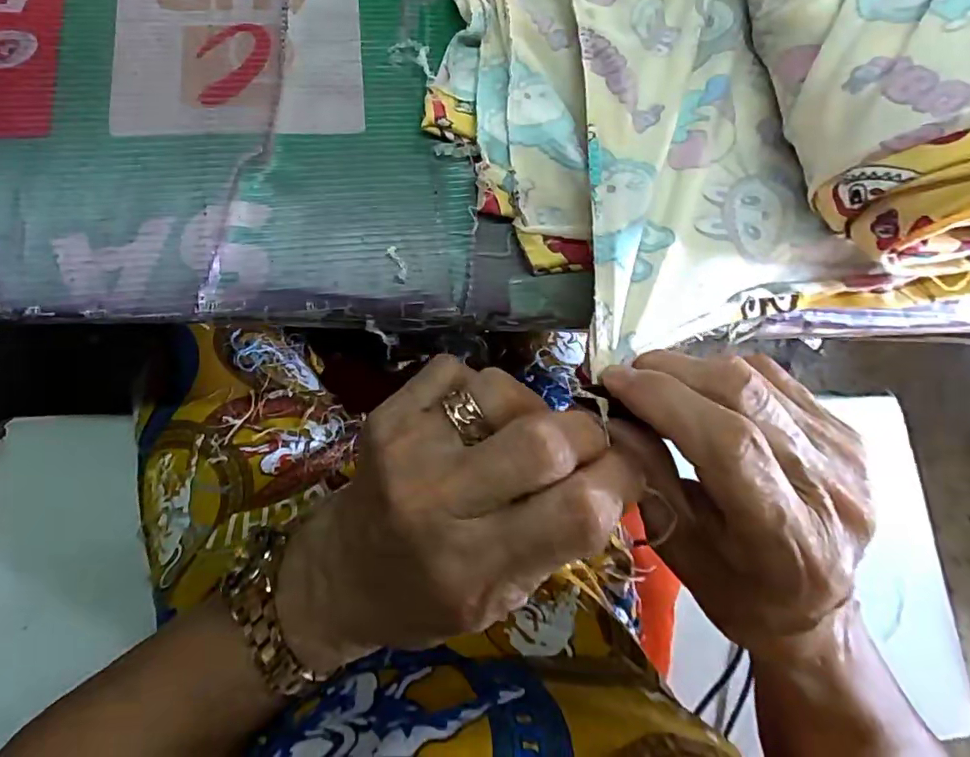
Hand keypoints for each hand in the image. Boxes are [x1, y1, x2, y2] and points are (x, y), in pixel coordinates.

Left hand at [273, 355, 643, 672]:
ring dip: (531, 407)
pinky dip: (478, 389)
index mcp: (473, 566)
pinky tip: (475, 418)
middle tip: (587, 443)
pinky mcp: (385, 412)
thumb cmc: (425, 599)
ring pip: (501, 390)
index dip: (622, 479)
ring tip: (522, 432)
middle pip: (544, 440)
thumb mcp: (501, 600)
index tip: (628, 468)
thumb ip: (558, 540)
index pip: (577, 510)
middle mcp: (437, 500)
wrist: (341, 570)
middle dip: (587, 434)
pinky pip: (455, 370)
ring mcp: (405, 446)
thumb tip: (615, 472)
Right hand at [600, 352, 873, 662]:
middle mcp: (827, 485)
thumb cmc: (739, 590)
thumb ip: (648, 476)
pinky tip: (701, 391)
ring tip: (656, 382)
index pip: (727, 441)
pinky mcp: (845, 431)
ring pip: (754, 375)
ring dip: (691, 368)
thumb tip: (614, 416)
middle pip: (741, 393)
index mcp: (786, 532)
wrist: (815, 610)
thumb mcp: (679, 548)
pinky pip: (773, 377)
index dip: (664, 399)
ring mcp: (843, 453)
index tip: (613, 382)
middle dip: (669, 373)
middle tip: (625, 376)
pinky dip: (723, 373)